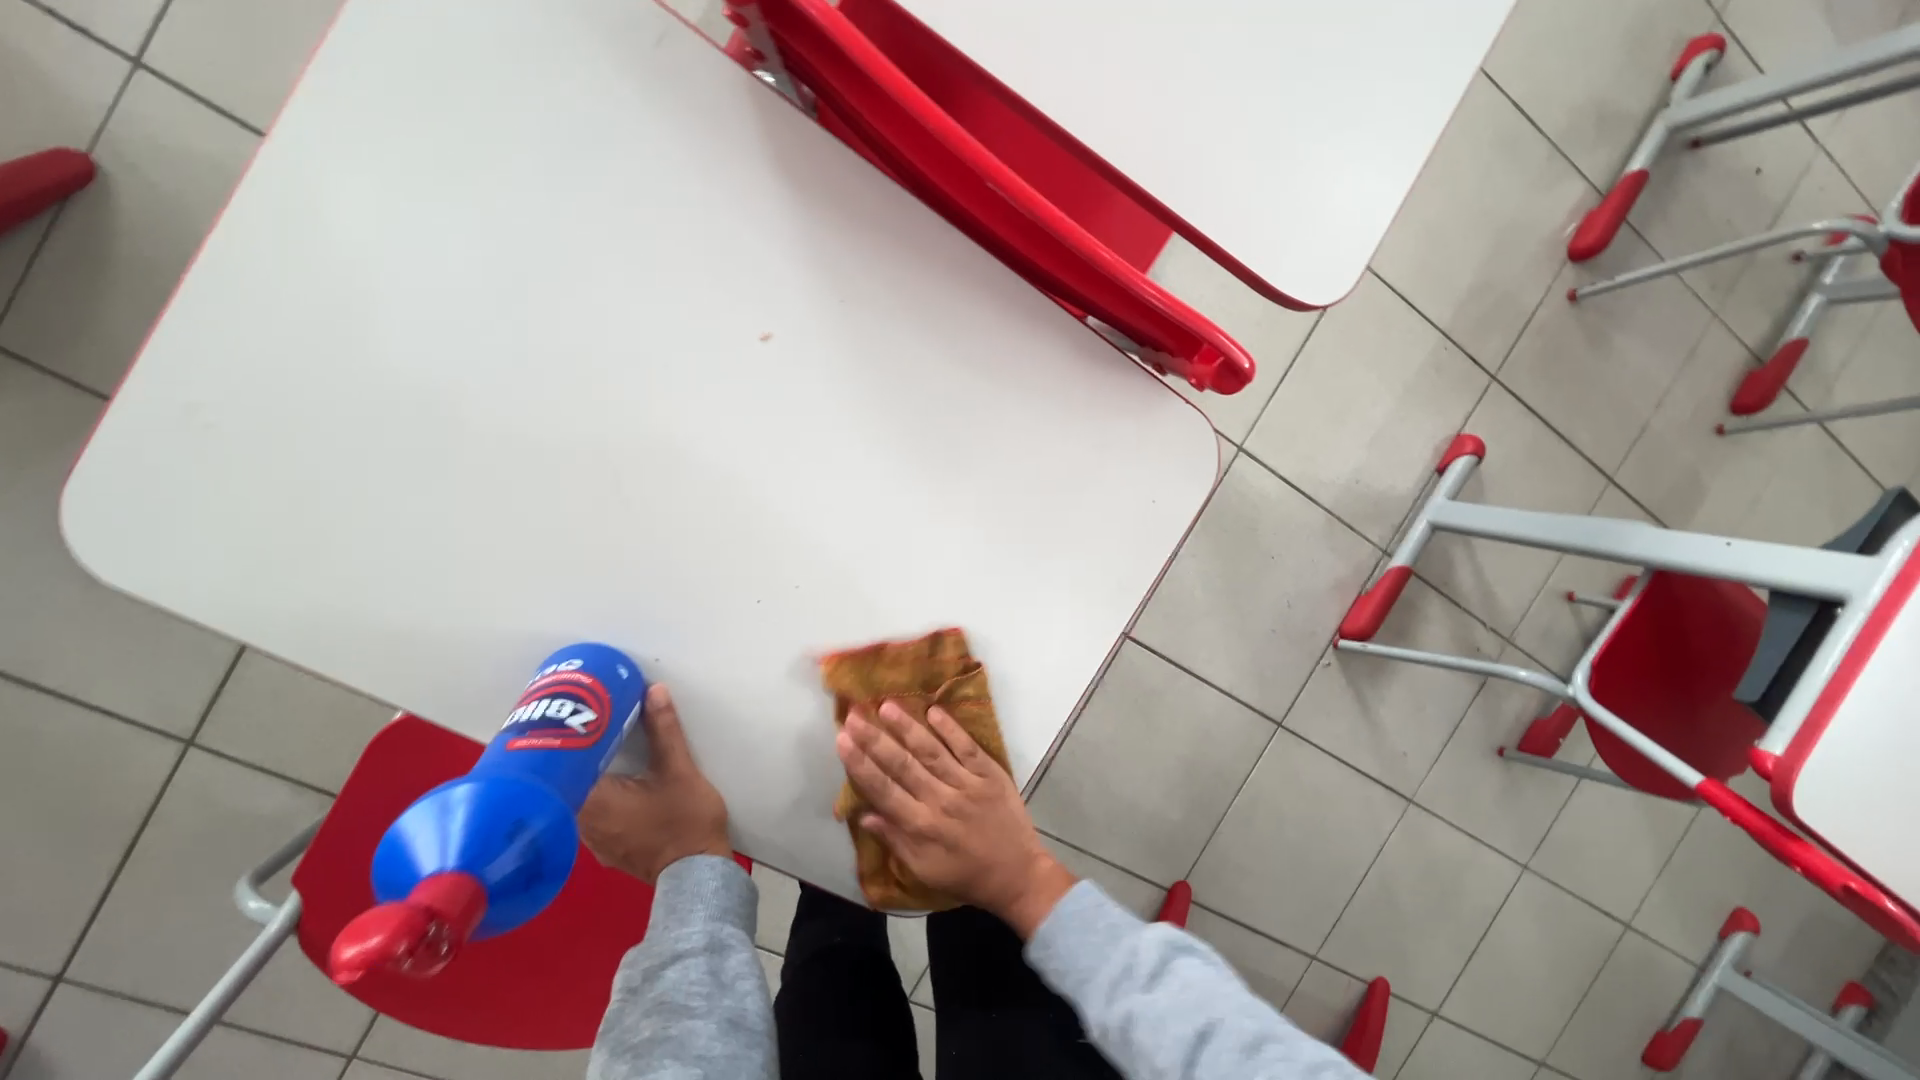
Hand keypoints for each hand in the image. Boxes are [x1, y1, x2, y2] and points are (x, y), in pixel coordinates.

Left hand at [579, 684, 730, 882]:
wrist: (698, 874)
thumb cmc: (685, 821)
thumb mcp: (680, 770)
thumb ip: (664, 730)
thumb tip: (654, 691)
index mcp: (592, 802)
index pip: (559, 768)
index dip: (561, 743)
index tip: (567, 721)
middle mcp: (582, 824)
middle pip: (566, 783)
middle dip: (575, 756)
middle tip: (584, 725)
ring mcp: (593, 841)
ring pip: (578, 801)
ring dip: (585, 778)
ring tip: (596, 750)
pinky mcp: (607, 849)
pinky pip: (591, 816)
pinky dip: (596, 798)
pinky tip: (611, 784)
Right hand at [836, 701, 1075, 937]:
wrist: (1018, 875)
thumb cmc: (965, 875)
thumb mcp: (924, 869)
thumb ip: (894, 840)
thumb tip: (863, 814)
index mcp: (921, 827)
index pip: (883, 790)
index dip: (860, 764)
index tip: (842, 740)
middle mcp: (941, 801)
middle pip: (901, 765)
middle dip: (875, 739)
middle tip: (853, 715)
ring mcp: (967, 785)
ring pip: (931, 751)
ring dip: (907, 727)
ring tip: (886, 706)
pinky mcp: (991, 775)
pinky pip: (967, 747)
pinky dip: (951, 729)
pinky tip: (933, 711)